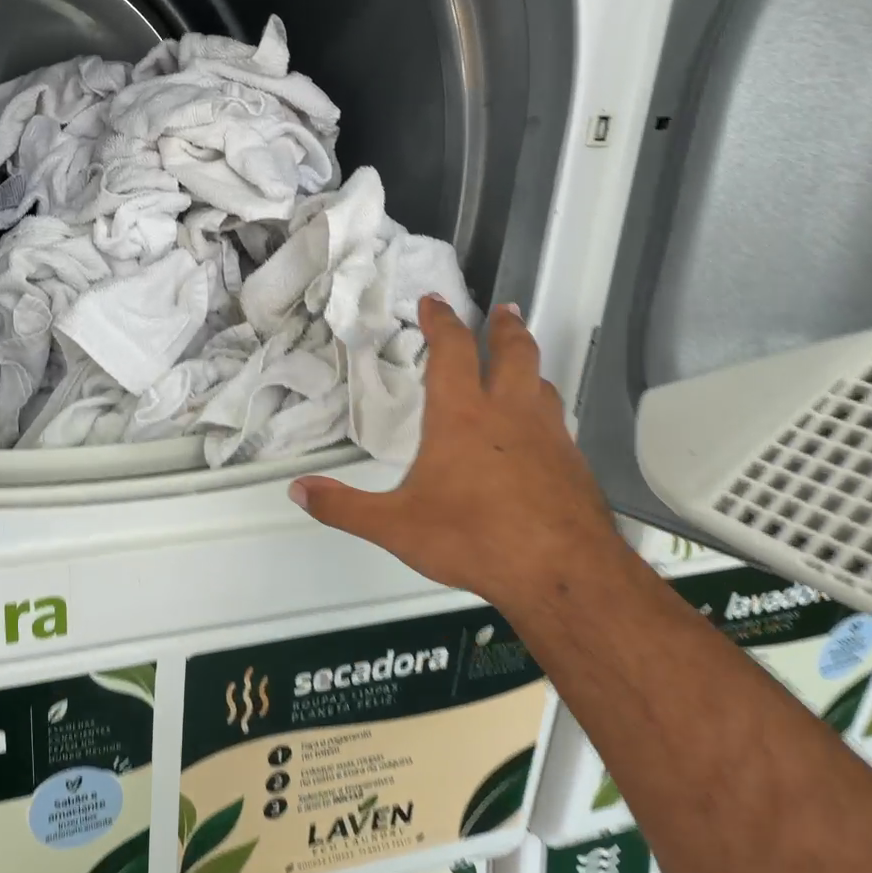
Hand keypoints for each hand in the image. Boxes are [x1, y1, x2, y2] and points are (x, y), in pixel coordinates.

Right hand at [290, 297, 625, 606]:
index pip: (452, 352)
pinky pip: (557, 421)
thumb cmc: (472, 538)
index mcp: (461, 417)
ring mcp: (548, 436)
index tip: (435, 301)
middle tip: (500, 310)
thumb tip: (299, 490)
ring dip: (527, 364)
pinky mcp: (572, 463)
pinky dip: (543, 408)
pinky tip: (537, 428)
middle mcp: (509, 414)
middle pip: (513, 352)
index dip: (442, 322)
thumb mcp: (393, 526)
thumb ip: (343, 506)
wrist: (561, 571)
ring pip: (541, 383)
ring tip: (519, 361)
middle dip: (502, 327)